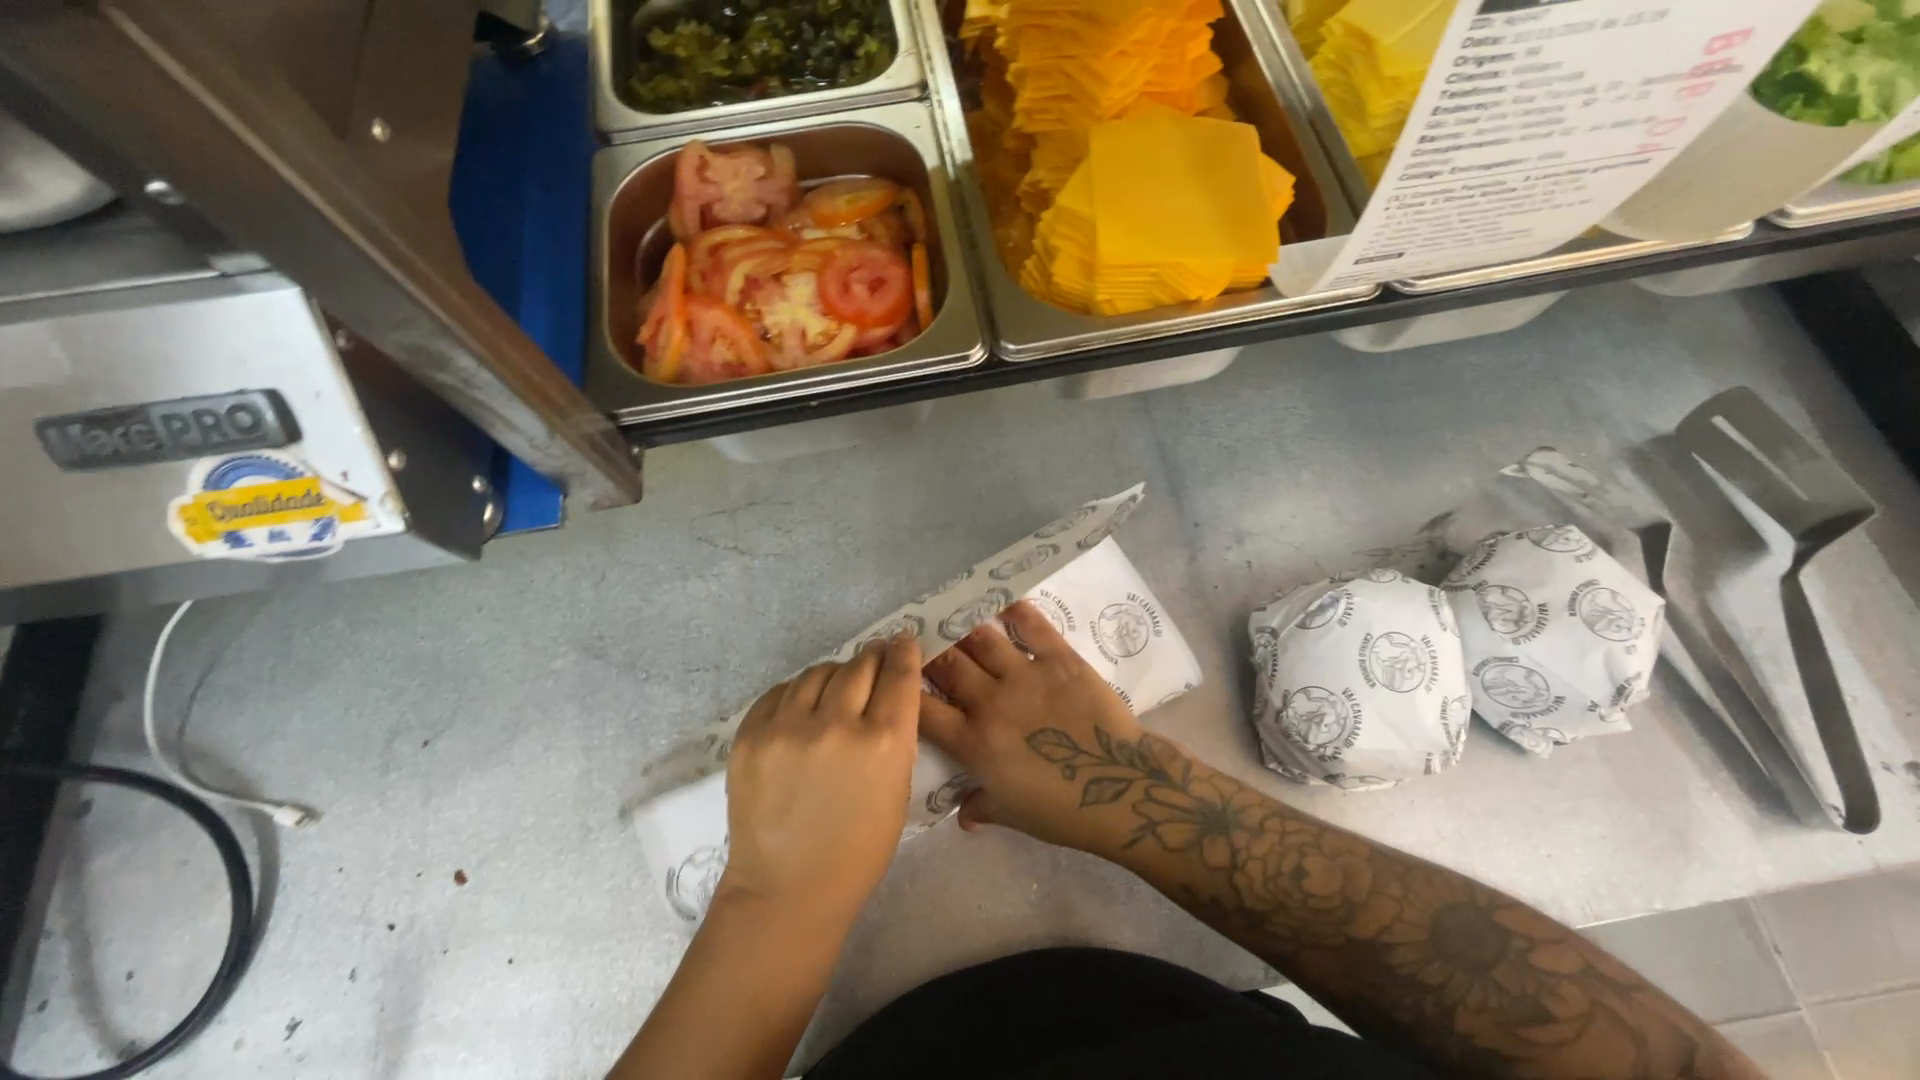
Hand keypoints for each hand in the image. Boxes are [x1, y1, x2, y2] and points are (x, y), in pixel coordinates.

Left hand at [720, 633, 922, 927]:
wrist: (789, 887)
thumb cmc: (858, 849)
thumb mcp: (898, 790)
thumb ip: (897, 737)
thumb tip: (891, 692)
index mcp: (884, 743)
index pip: (898, 675)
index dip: (903, 652)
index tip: (902, 641)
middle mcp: (837, 725)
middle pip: (859, 666)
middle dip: (872, 659)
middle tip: (874, 660)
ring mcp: (787, 728)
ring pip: (818, 673)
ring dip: (834, 674)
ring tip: (836, 688)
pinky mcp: (750, 736)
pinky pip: (780, 693)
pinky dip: (797, 693)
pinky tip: (803, 708)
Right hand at [918, 602, 1145, 851]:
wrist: (1124, 787)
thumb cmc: (1063, 810)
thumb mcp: (1013, 815)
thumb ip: (981, 806)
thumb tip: (962, 814)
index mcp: (972, 743)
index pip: (921, 710)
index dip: (903, 690)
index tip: (896, 678)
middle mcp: (990, 703)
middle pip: (945, 665)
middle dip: (928, 651)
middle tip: (920, 640)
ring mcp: (1024, 677)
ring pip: (980, 639)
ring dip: (963, 628)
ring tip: (952, 617)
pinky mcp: (1059, 660)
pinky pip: (1031, 626)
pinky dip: (1014, 611)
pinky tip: (1001, 601)